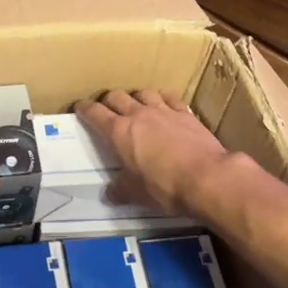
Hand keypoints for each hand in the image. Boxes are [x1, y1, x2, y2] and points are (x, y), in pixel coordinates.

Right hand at [75, 90, 241, 217]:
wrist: (207, 177)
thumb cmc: (165, 187)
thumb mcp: (139, 194)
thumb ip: (122, 190)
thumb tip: (109, 194)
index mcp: (120, 132)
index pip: (95, 113)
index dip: (85, 109)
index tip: (80, 107)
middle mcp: (138, 114)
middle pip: (116, 96)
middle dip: (108, 100)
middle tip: (106, 108)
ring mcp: (163, 110)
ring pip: (143, 92)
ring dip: (136, 96)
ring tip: (136, 104)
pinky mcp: (186, 113)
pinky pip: (170, 97)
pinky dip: (163, 99)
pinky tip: (165, 104)